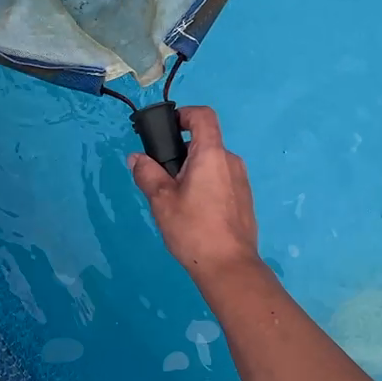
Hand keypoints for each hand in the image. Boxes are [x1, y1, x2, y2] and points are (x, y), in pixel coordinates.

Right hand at [129, 106, 260, 277]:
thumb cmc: (193, 229)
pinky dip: (206, 187)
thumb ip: (147, 174)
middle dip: (182, 152)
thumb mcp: (161, 201)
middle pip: (205, 143)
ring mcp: (241, 181)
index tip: (167, 130)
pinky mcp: (244, 200)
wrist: (229, 266)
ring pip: (213, 165)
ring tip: (176, 200)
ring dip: (193, 172)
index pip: (203, 116)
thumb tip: (136, 158)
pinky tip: (195, 214)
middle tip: (162, 178)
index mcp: (212, 154)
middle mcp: (231, 161)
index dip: (185, 114)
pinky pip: (222, 182)